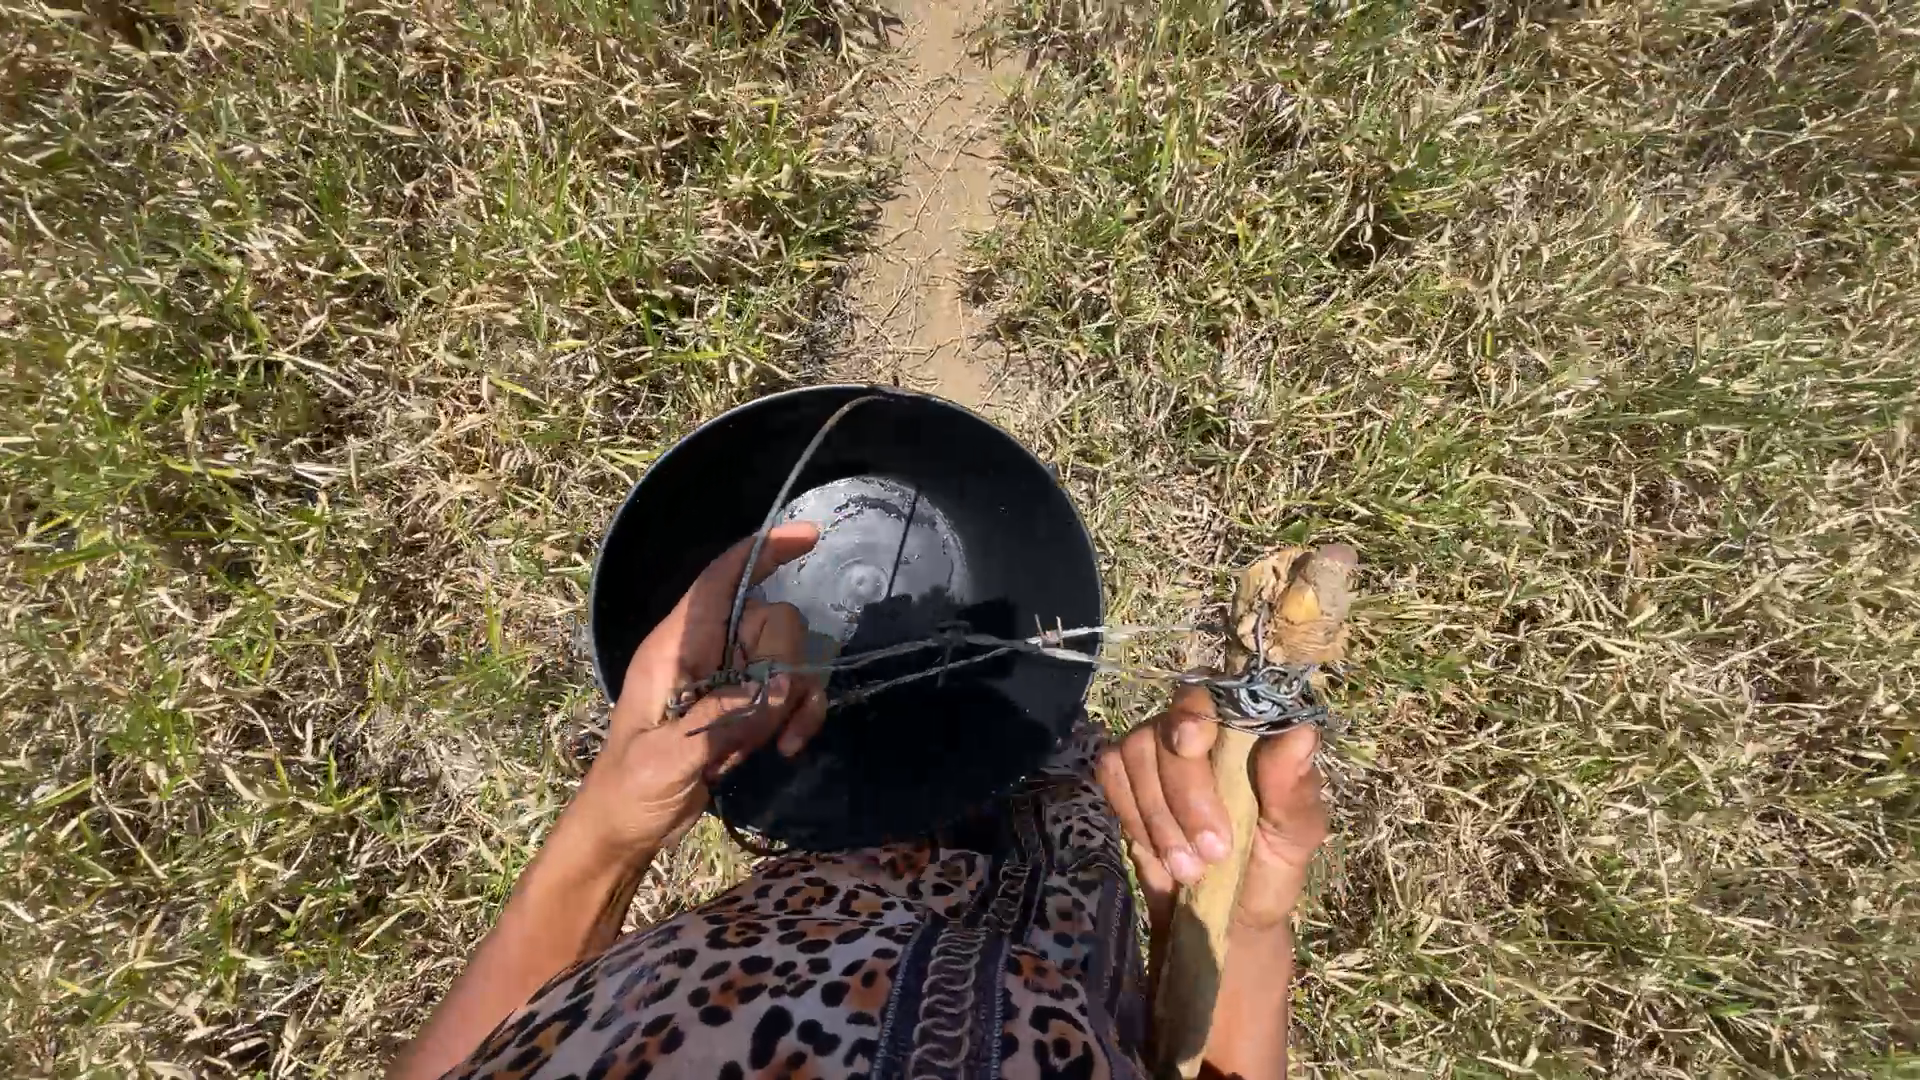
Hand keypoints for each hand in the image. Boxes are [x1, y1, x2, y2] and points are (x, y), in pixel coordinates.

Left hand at [557, 524, 829, 864]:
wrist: (629, 829)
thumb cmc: (630, 790)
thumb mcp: (665, 760)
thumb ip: (720, 720)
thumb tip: (779, 688)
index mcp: (677, 646)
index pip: (721, 580)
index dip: (762, 552)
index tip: (808, 537)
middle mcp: (710, 650)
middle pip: (773, 621)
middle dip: (787, 665)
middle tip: (773, 717)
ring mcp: (733, 677)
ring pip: (792, 658)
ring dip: (797, 701)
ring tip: (780, 743)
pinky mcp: (750, 704)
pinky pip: (795, 691)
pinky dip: (801, 716)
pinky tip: (787, 748)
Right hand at [1098, 684, 1327, 930]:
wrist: (1228, 914)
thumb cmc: (1270, 862)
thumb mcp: (1295, 833)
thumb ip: (1293, 786)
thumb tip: (1303, 733)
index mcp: (1238, 727)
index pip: (1209, 694)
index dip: (1194, 713)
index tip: (1193, 744)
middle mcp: (1190, 724)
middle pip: (1167, 728)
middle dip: (1185, 792)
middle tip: (1214, 851)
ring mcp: (1151, 747)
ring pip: (1135, 752)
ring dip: (1160, 816)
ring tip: (1190, 868)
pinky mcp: (1121, 774)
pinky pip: (1111, 776)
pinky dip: (1134, 817)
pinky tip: (1160, 851)